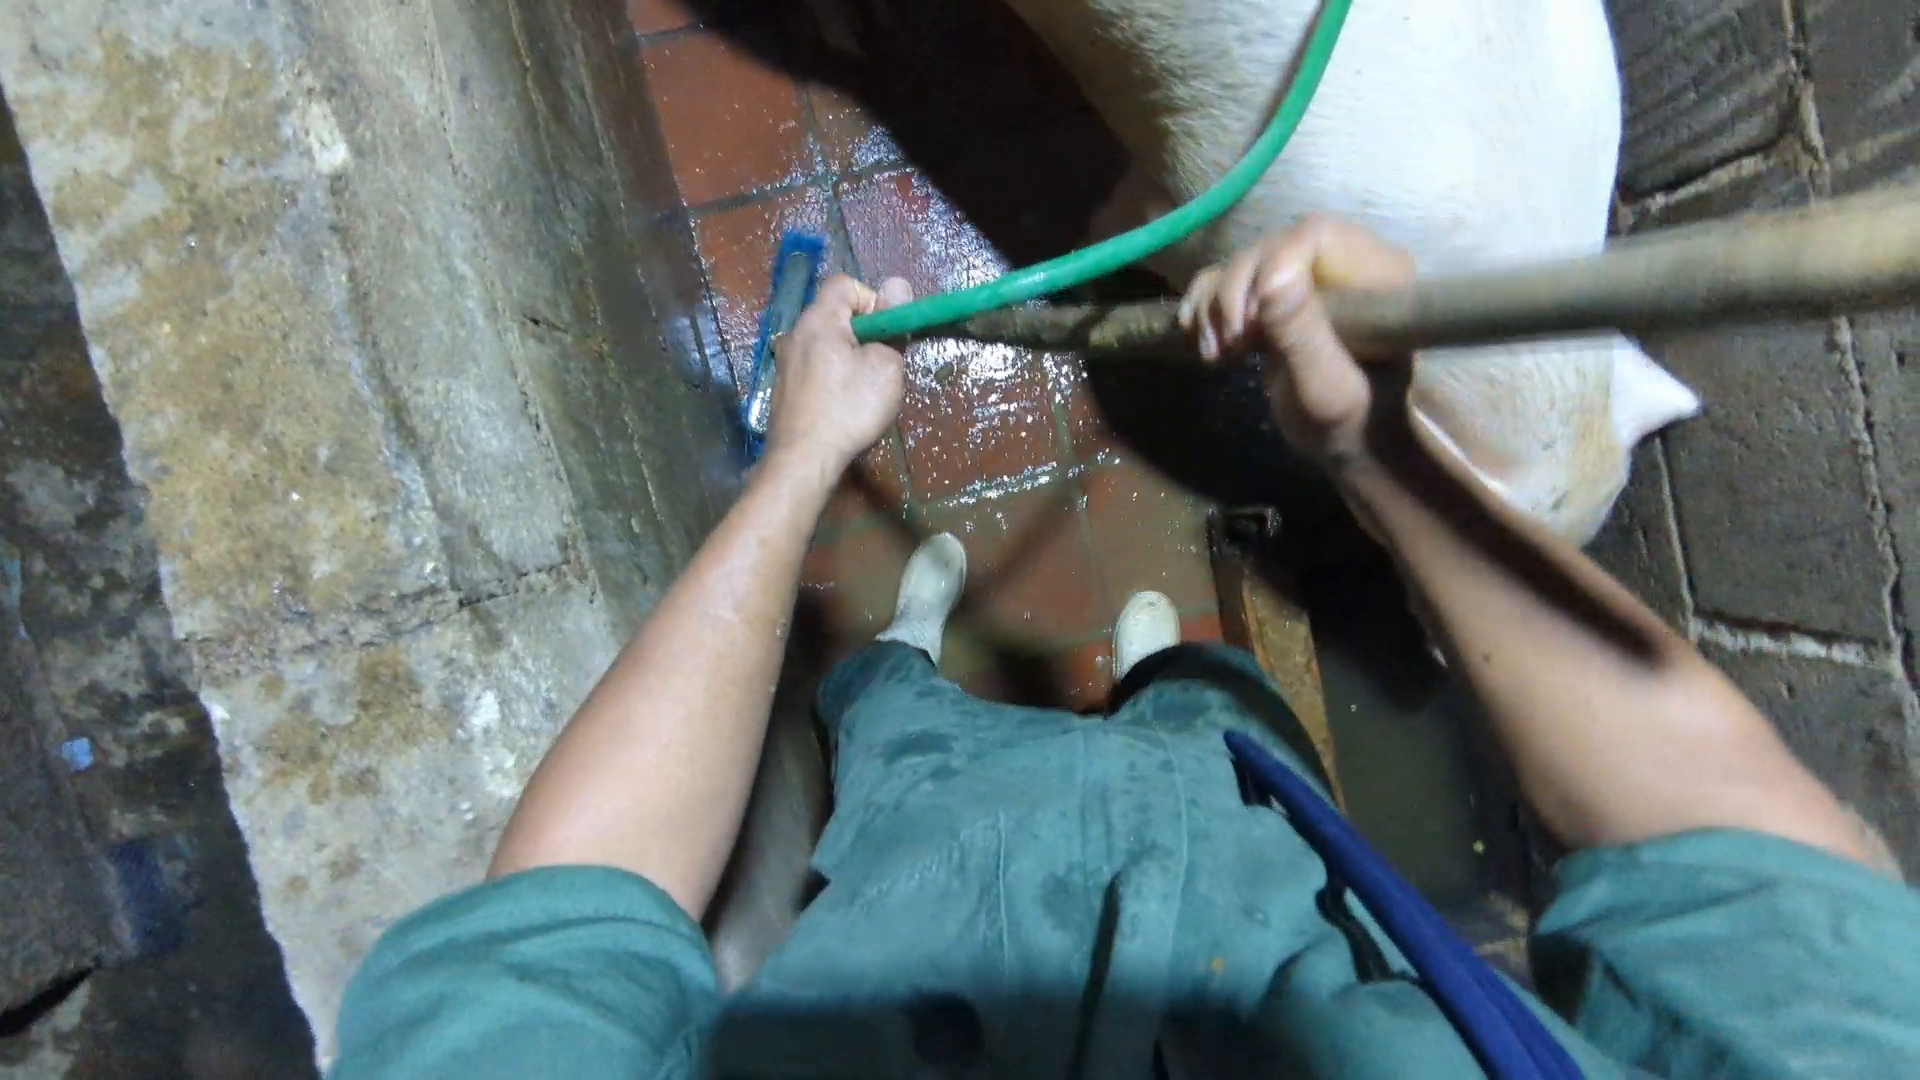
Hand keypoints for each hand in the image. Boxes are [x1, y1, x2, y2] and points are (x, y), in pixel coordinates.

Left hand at [763, 274, 912, 478]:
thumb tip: (897, 285)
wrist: (804, 459)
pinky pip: (816, 370)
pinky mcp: (785, 390)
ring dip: (850, 360)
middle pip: (836, 316)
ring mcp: (786, 364)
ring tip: (865, 392)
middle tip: (883, 365)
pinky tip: (843, 409)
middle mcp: (795, 334)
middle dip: (865, 335)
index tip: (888, 333)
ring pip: (827, 346)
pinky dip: (833, 380)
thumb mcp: (885, 366)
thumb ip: (892, 325)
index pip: (846, 284)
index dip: (873, 300)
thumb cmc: (849, 408)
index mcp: (818, 319)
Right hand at [1177, 217, 1414, 468]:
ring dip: (1213, 307)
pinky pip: (1224, 279)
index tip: (1252, 326)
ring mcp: (1303, 277)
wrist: (1344, 441)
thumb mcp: (1325, 387)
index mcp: (1374, 275)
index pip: (1313, 234)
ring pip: (1239, 263)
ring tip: (1217, 354)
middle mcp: (1340, 264)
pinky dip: (1202, 306)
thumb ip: (1303, 333)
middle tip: (1233, 347)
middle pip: (1267, 246)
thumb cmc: (1348, 420)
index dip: (1270, 267)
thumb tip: (1271, 278)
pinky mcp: (1273, 296)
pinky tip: (1199, 339)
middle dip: (1235, 296)